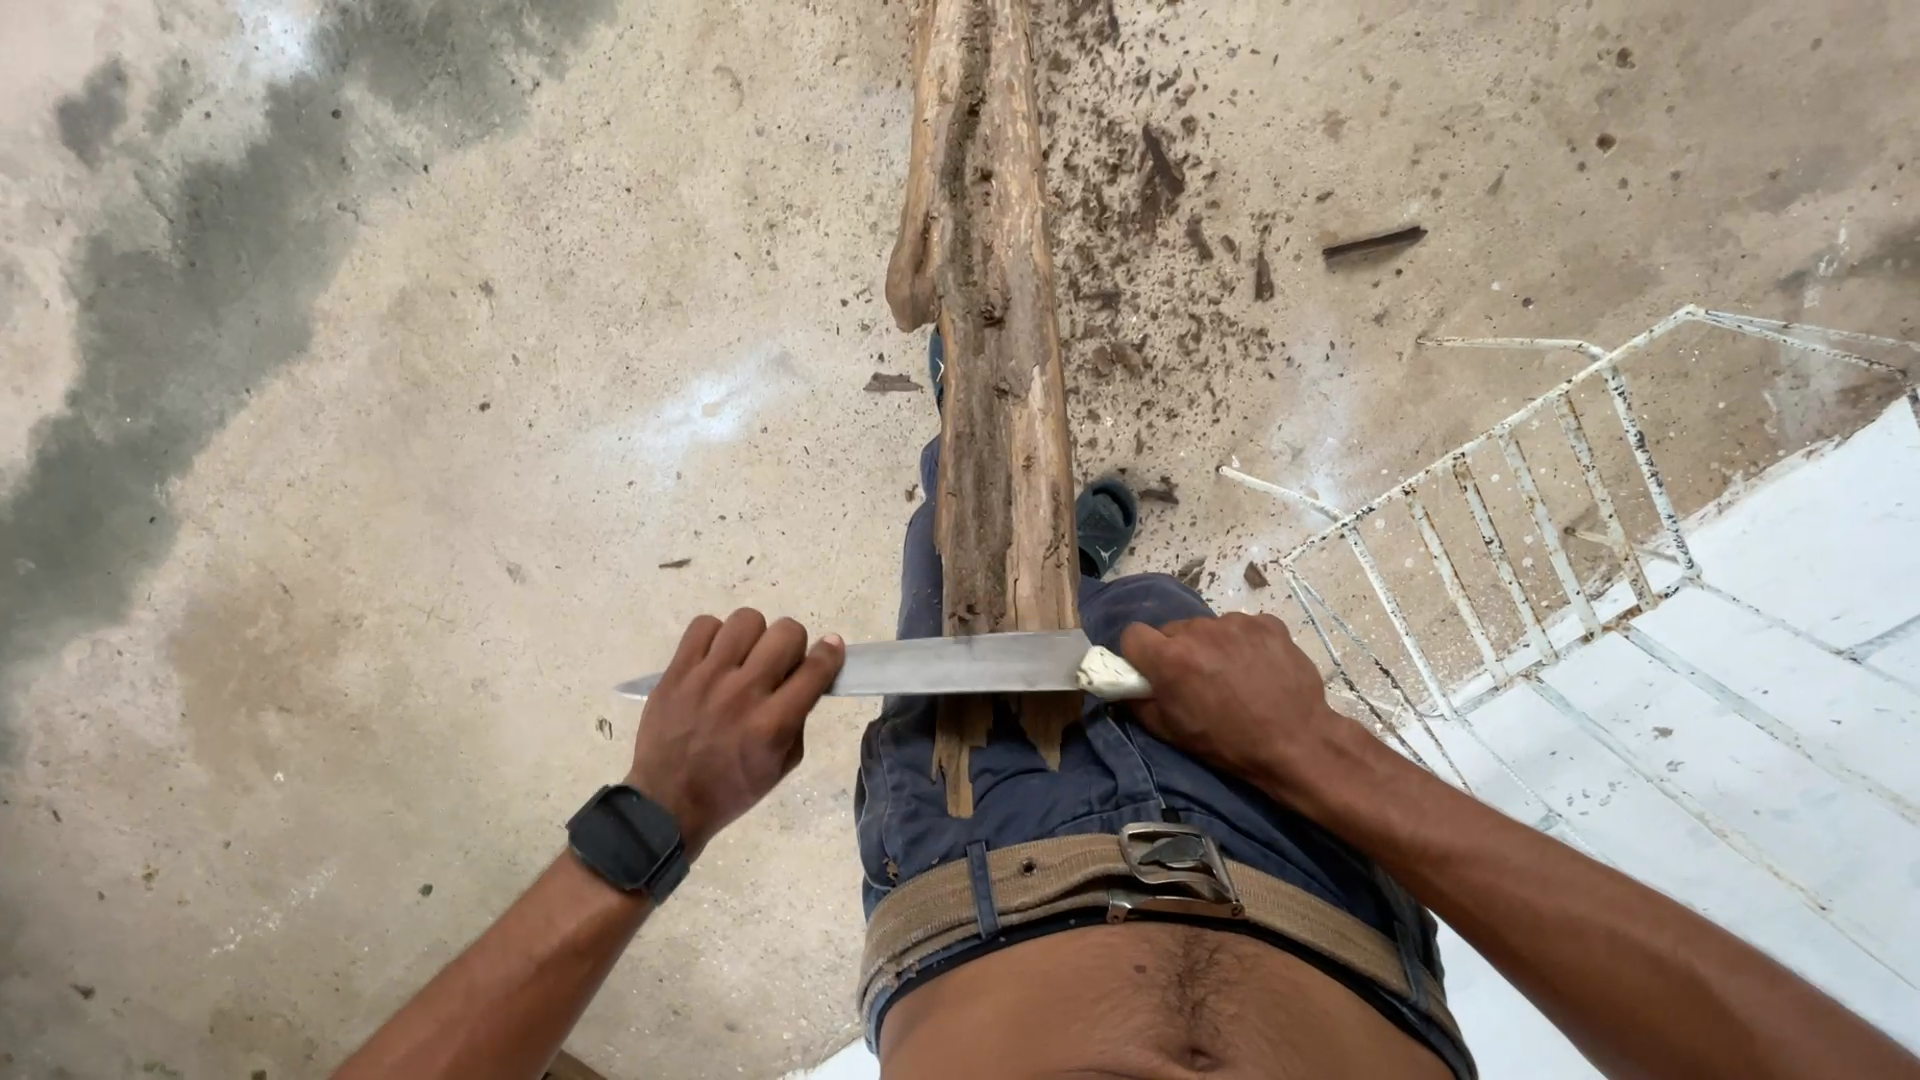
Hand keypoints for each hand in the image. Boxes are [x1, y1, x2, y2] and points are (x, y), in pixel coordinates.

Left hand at [626, 610, 844, 856]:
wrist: (666, 803)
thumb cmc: (732, 788)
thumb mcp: (783, 763)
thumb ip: (799, 716)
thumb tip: (804, 676)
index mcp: (773, 723)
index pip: (816, 668)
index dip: (831, 651)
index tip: (831, 646)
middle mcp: (743, 693)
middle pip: (786, 632)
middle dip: (793, 644)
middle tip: (780, 663)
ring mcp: (706, 678)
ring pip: (746, 620)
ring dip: (755, 637)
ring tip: (744, 658)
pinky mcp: (676, 671)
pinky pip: (704, 625)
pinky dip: (716, 636)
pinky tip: (716, 658)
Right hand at [1119, 613, 1367, 807]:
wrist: (1298, 743)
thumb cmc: (1228, 743)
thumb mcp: (1170, 732)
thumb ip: (1137, 702)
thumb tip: (1123, 686)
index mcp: (1170, 657)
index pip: (1133, 634)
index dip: (1139, 654)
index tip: (1151, 672)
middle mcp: (1199, 631)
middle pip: (1171, 630)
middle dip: (1177, 650)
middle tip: (1196, 680)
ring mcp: (1236, 623)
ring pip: (1207, 628)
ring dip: (1210, 646)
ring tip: (1231, 675)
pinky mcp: (1267, 623)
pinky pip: (1240, 627)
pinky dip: (1242, 643)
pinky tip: (1256, 667)